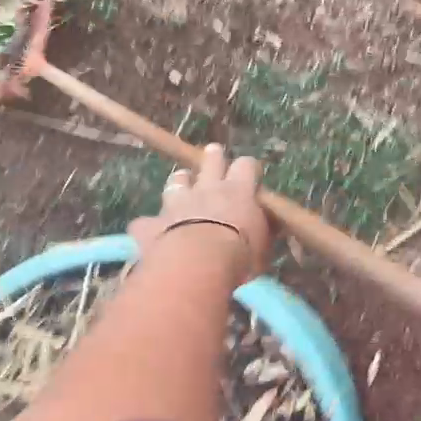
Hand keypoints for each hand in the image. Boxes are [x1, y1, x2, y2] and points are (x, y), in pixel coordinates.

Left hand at [126, 145, 271, 281]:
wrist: (196, 266)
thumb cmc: (239, 255)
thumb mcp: (263, 245)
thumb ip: (265, 231)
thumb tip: (273, 225)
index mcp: (238, 191)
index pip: (246, 165)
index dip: (247, 168)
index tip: (249, 174)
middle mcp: (207, 189)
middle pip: (210, 161)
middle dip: (213, 157)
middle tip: (214, 154)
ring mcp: (177, 203)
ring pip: (176, 181)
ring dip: (179, 183)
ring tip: (181, 186)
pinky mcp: (152, 224)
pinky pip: (146, 222)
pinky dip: (150, 225)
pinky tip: (152, 232)